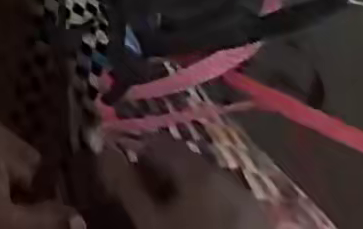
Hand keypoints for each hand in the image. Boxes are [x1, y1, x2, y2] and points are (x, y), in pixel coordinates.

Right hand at [96, 138, 271, 228]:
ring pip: (203, 186)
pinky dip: (204, 211)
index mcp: (198, 170)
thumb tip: (102, 150)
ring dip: (181, 196)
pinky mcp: (261, 228)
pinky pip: (223, 206)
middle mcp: (226, 178)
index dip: (133, 155)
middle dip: (158, 177)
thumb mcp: (147, 222)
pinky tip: (192, 227)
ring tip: (165, 220)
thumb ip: (123, 182)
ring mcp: (249, 206)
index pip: (155, 142)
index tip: (121, 179)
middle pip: (181, 163)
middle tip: (141, 203)